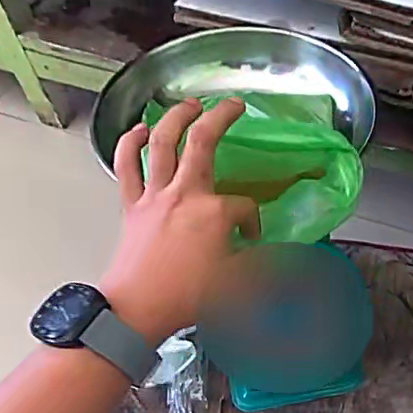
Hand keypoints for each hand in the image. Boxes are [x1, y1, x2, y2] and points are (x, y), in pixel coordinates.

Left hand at [98, 97, 259, 343]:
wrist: (138, 309)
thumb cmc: (188, 297)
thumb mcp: (237, 285)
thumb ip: (263, 268)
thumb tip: (286, 263)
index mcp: (215, 213)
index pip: (244, 207)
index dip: (252, 222)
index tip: (248, 240)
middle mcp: (185, 194)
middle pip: (203, 142)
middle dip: (220, 117)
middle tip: (233, 104)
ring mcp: (155, 196)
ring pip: (162, 142)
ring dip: (176, 117)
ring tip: (188, 103)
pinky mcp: (132, 205)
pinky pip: (126, 165)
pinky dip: (128, 143)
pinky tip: (137, 129)